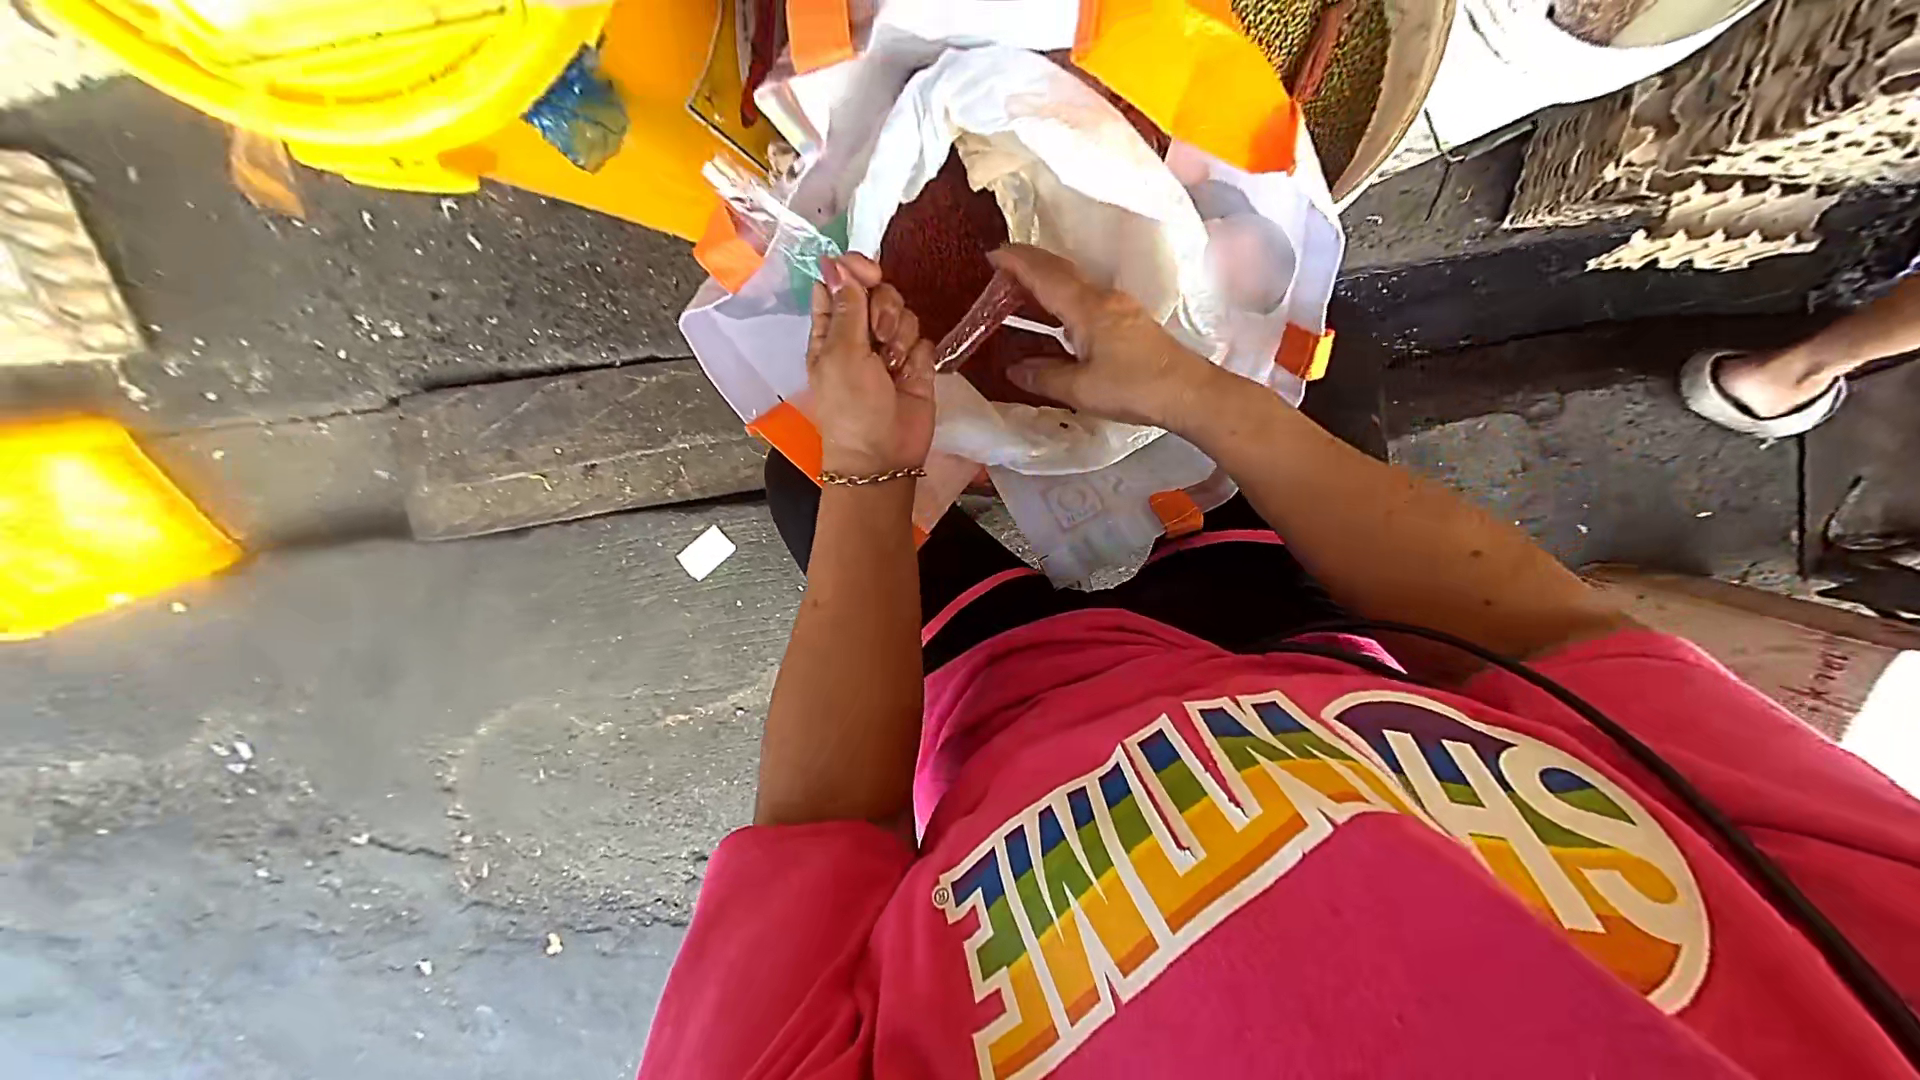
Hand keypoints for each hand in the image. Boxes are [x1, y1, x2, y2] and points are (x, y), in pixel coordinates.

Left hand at [807, 254, 935, 476]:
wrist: (883, 455)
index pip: (840, 281)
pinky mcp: (917, 364)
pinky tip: (909, 376)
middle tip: (879, 337)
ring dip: (900, 335)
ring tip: (892, 366)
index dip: (854, 270)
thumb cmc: (852, 407)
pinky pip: (923, 339)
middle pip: (877, 291)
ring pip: (903, 312)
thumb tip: (835, 262)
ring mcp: (890, 349)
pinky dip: (917, 355)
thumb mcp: (841, 353)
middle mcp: (861, 334)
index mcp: (831, 329)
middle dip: (883, 308)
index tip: (868, 274)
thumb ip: (846, 307)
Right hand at [988, 244, 1226, 430]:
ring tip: (1019, 290)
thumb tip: (1014, 369)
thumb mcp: (1079, 390)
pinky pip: (1085, 299)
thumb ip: (1043, 377)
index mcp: (1087, 308)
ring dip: (1045, 282)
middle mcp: (1102, 298)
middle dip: (1028, 265)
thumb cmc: (1133, 389)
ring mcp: (1118, 307)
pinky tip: (1054, 316)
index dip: (1016, 263)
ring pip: (1074, 284)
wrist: (1187, 392)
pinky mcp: (1127, 321)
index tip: (991, 254)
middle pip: (1060, 271)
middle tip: (999, 269)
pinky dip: (1061, 299)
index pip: (1045, 276)